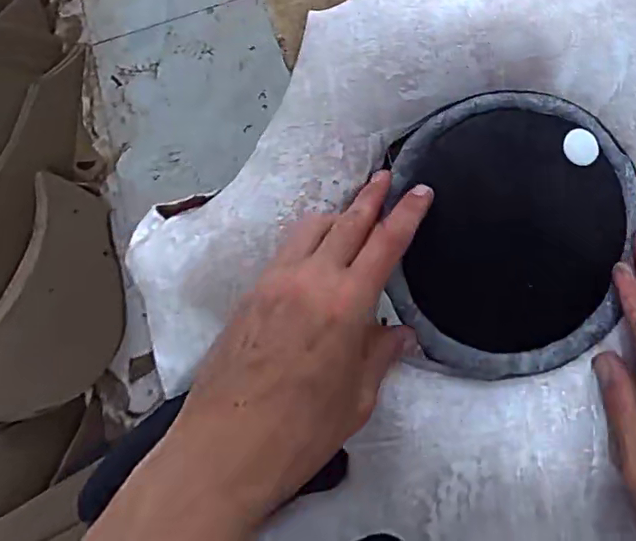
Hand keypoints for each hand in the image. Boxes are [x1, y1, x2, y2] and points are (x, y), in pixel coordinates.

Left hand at [91, 172, 431, 539]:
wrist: (214, 460)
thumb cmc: (297, 433)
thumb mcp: (357, 399)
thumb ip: (381, 355)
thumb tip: (400, 333)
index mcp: (346, 303)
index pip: (387, 241)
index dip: (408, 211)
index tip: (422, 189)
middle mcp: (311, 282)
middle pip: (348, 221)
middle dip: (372, 195)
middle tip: (386, 175)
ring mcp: (274, 286)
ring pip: (312, 228)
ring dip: (337, 215)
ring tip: (352, 214)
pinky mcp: (248, 299)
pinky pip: (286, 251)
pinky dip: (309, 239)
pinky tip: (315, 254)